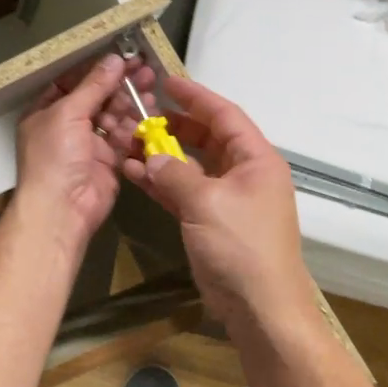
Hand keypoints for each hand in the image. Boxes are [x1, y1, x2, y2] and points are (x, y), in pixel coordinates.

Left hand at [12, 53, 138, 253]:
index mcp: (44, 113)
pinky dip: (135, 125)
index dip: (95, 69)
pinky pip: (123, 137)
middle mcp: (64, 127)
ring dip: (130, 102)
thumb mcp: (68, 113)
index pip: (70, 83)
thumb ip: (93, 86)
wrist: (62, 208)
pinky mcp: (107, 161)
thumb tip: (114, 60)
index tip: (121, 55)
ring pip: (112, 116)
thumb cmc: (54, 156)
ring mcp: (86, 145)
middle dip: (119, 84)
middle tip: (145, 69)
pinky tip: (151, 111)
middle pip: (95, 98)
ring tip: (151, 86)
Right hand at [111, 71, 313, 327]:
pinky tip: (135, 175)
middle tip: (142, 116)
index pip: (225, 116)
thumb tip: (151, 158)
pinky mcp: (211, 222)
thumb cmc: (240, 246)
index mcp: (255, 160)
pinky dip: (161, 184)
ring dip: (162, 156)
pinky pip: (183, 192)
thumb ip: (175, 174)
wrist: (258, 304)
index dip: (197, 97)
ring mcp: (227, 199)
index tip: (168, 82)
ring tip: (128, 145)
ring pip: (191, 166)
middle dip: (175, 126)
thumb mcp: (206, 203)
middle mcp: (244, 174)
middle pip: (207, 138)